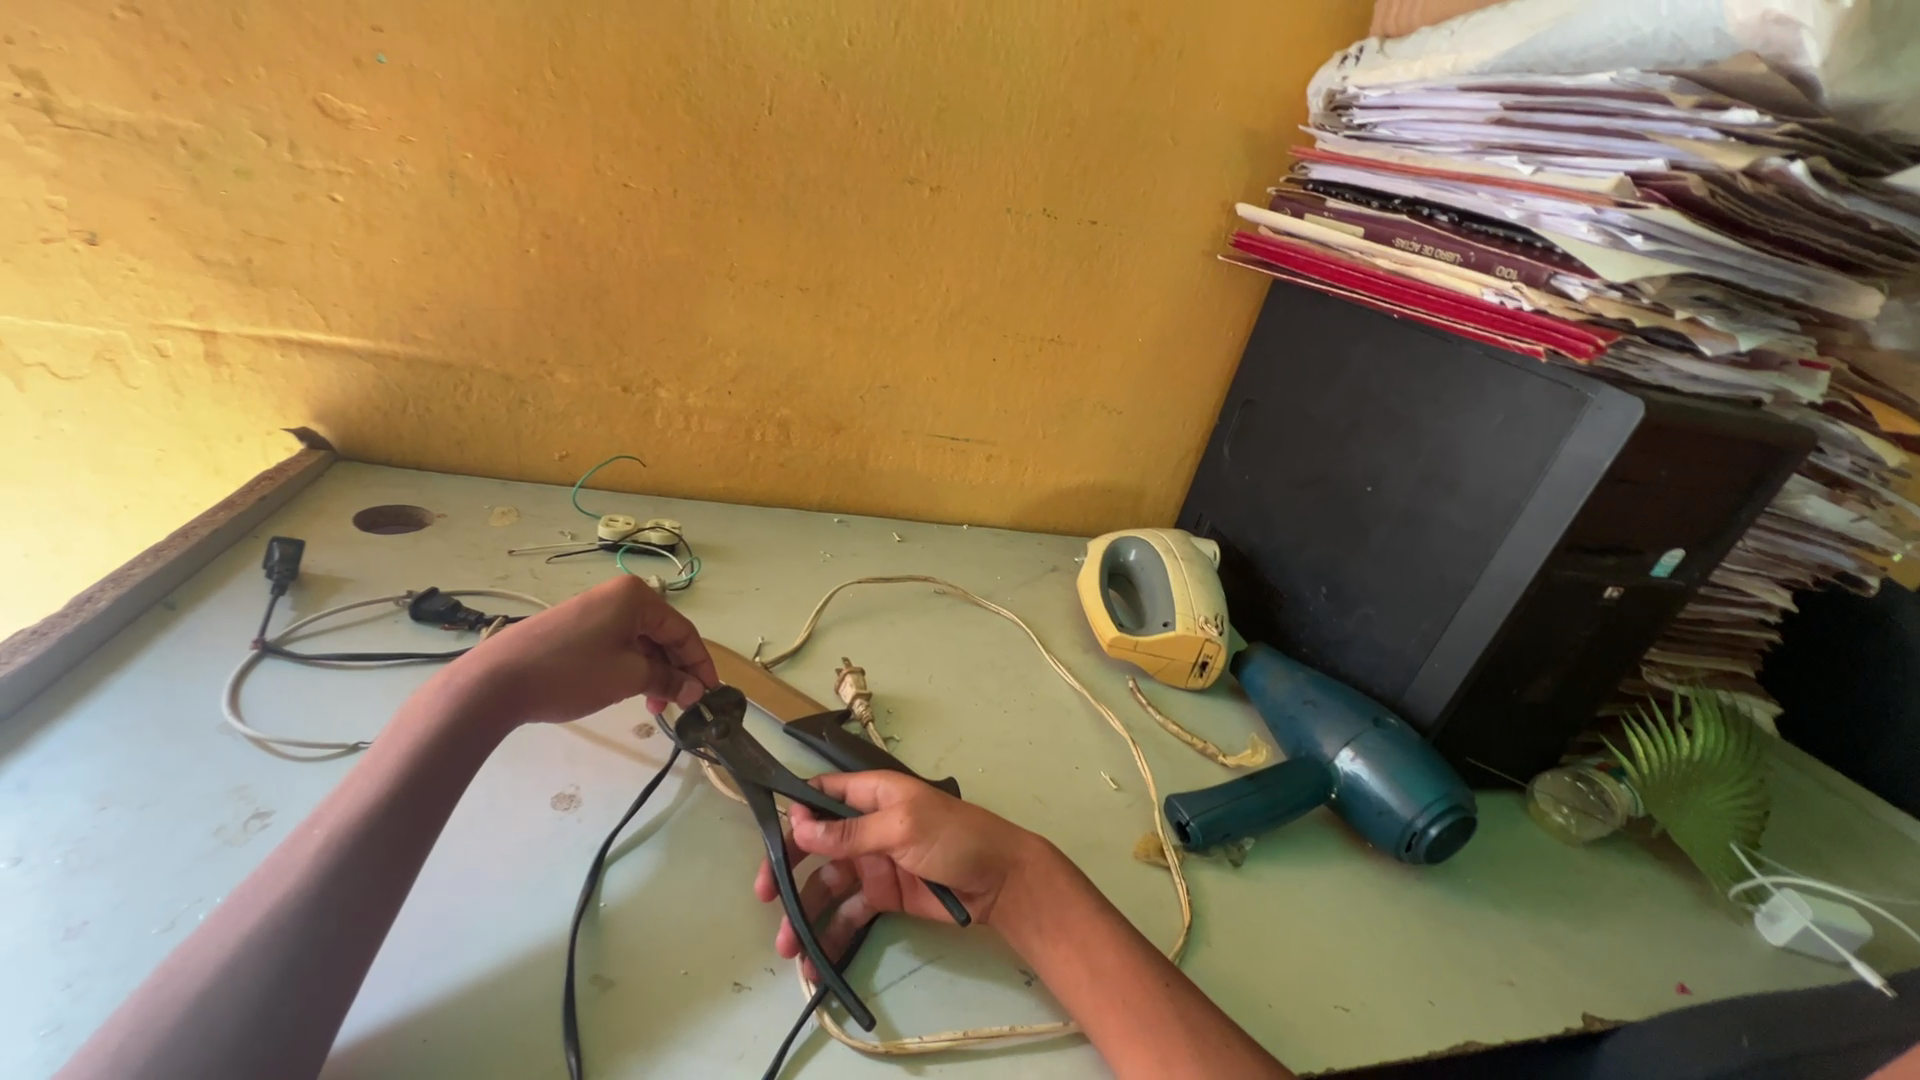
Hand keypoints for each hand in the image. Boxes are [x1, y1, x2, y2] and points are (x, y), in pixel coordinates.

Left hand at [447, 575, 718, 725]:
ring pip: (640, 642)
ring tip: (653, 705)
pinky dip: (630, 667)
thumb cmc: (571, 672)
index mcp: (637, 597)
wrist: (496, 680)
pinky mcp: (574, 628)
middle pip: (662, 635)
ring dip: (653, 673)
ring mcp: (593, 611)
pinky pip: (616, 645)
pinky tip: (629, 692)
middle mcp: (618, 596)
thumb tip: (696, 692)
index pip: (683, 631)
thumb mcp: (629, 678)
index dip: (700, 665)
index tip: (710, 695)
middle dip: (676, 671)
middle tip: (682, 704)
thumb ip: (669, 681)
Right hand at [754, 772, 1050, 977]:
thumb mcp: (903, 826)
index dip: (796, 811)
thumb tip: (800, 825)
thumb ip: (851, 831)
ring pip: (827, 884)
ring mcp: (874, 862)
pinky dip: (831, 934)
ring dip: (805, 911)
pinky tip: (816, 960)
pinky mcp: (883, 896)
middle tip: (765, 896)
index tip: (773, 838)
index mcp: (873, 794)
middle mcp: (867, 825)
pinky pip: (849, 913)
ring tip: (788, 945)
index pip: (823, 794)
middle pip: (816, 843)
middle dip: (787, 867)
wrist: (1000, 881)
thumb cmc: (955, 836)